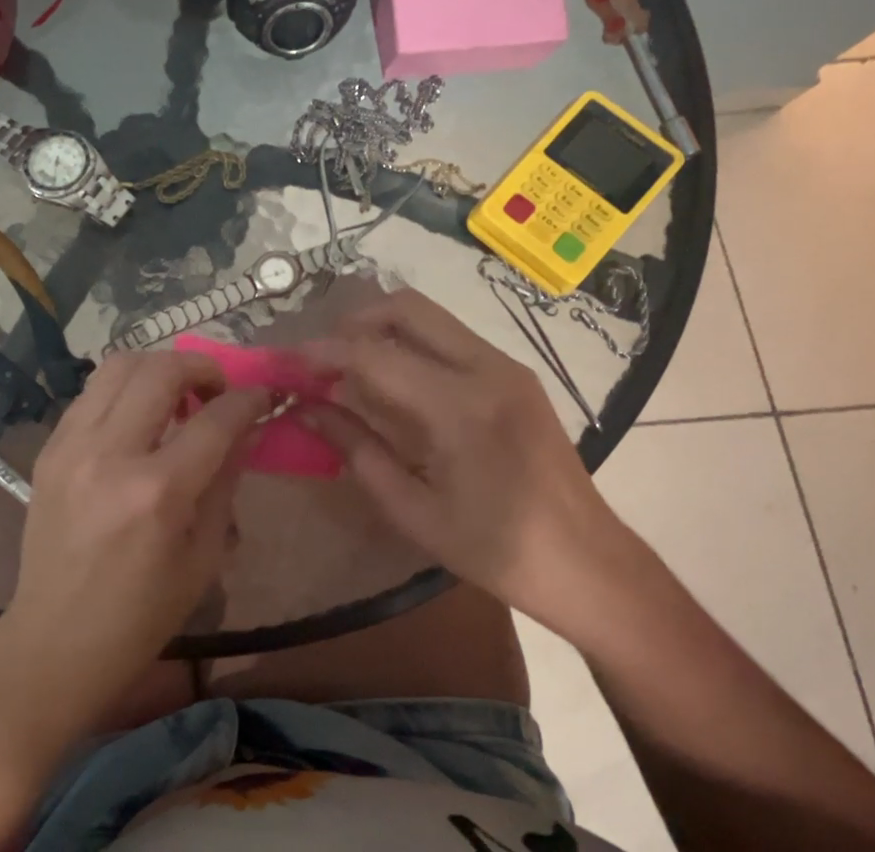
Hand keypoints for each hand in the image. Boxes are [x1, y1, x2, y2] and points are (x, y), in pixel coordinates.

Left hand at [0, 352, 271, 729]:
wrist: (57, 640)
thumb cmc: (142, 615)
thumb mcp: (204, 557)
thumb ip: (226, 482)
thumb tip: (248, 428)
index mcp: (157, 493)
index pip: (215, 419)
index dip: (249, 398)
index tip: (264, 394)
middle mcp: (109, 455)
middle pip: (160, 370)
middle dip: (201, 367)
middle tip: (217, 390)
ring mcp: (70, 447)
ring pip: (117, 366)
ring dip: (157, 368)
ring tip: (177, 396)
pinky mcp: (48, 450)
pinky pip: (90, 394)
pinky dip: (122, 390)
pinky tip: (138, 417)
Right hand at [297, 290, 634, 621]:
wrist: (589, 564)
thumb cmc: (496, 550)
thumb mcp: (413, 510)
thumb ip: (357, 450)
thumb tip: (306, 410)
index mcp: (461, 408)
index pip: (374, 355)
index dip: (322, 354)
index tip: (285, 364)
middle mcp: (488, 369)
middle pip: (406, 309)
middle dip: (352, 324)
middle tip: (320, 361)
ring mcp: (508, 368)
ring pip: (430, 318)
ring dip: (381, 331)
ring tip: (348, 372)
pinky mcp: (517, 377)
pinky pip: (450, 339)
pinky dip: (410, 346)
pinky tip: (391, 386)